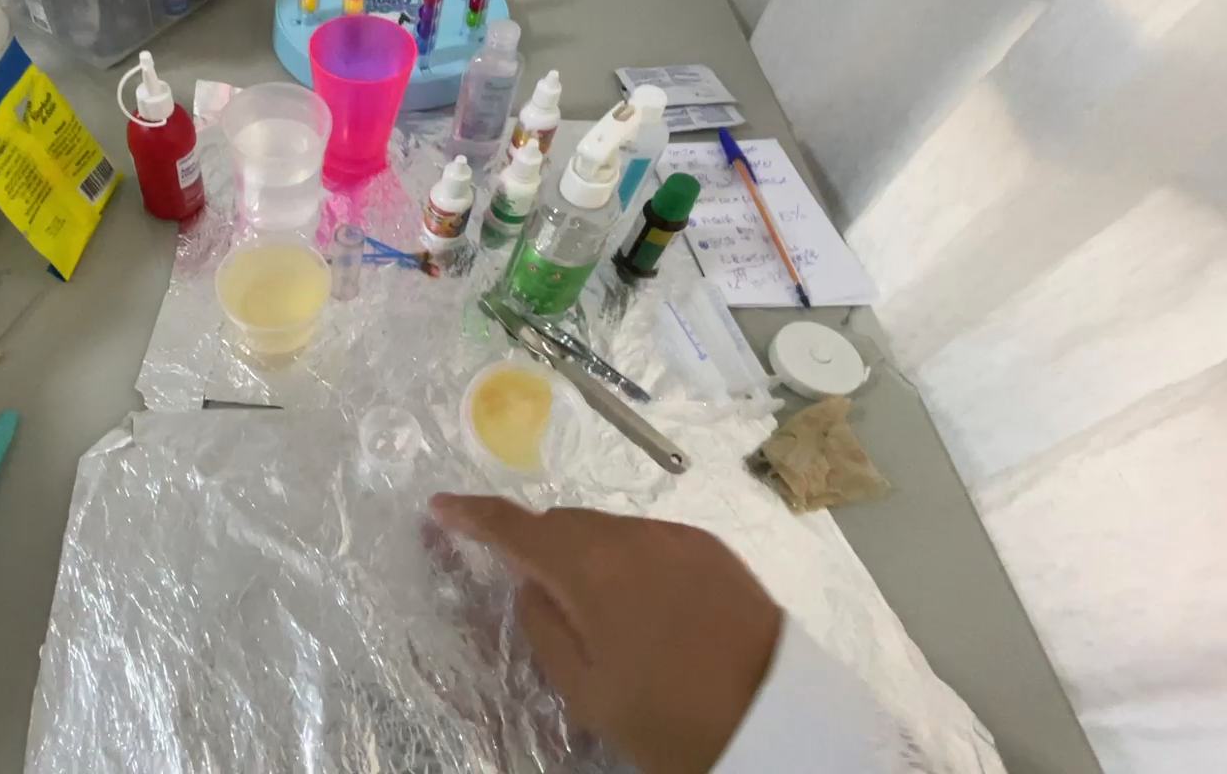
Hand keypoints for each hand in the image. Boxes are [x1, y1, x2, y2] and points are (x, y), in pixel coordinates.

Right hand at [430, 494, 781, 773]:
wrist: (785, 722)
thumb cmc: (674, 719)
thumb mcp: (588, 693)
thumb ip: (542, 626)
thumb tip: (531, 583)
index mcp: (585, 569)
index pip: (511, 527)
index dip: (471, 514)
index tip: (440, 504)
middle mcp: (623, 534)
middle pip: (559, 525)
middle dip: (538, 547)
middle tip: (541, 592)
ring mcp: (669, 534)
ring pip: (603, 530)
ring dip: (587, 555)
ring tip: (608, 612)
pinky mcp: (706, 544)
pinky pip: (645, 539)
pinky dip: (630, 560)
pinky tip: (653, 606)